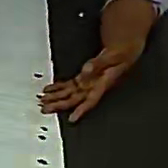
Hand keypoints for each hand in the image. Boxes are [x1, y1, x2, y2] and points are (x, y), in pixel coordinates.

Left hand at [39, 0, 157, 121]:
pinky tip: (48, 90)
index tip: (72, 118)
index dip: (82, 110)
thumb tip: (85, 71)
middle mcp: (93, 86)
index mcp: (103, 84)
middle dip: (59, 104)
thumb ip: (99, 63)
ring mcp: (87, 83)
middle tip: (45, 108)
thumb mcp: (113, 56)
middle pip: (74, 99)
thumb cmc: (122, 54)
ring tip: (42, 101)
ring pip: (69, 94)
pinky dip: (58, 88)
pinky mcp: (83, 79)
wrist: (125, 49)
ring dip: (55, 98)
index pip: (91, 100)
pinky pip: (68, 86)